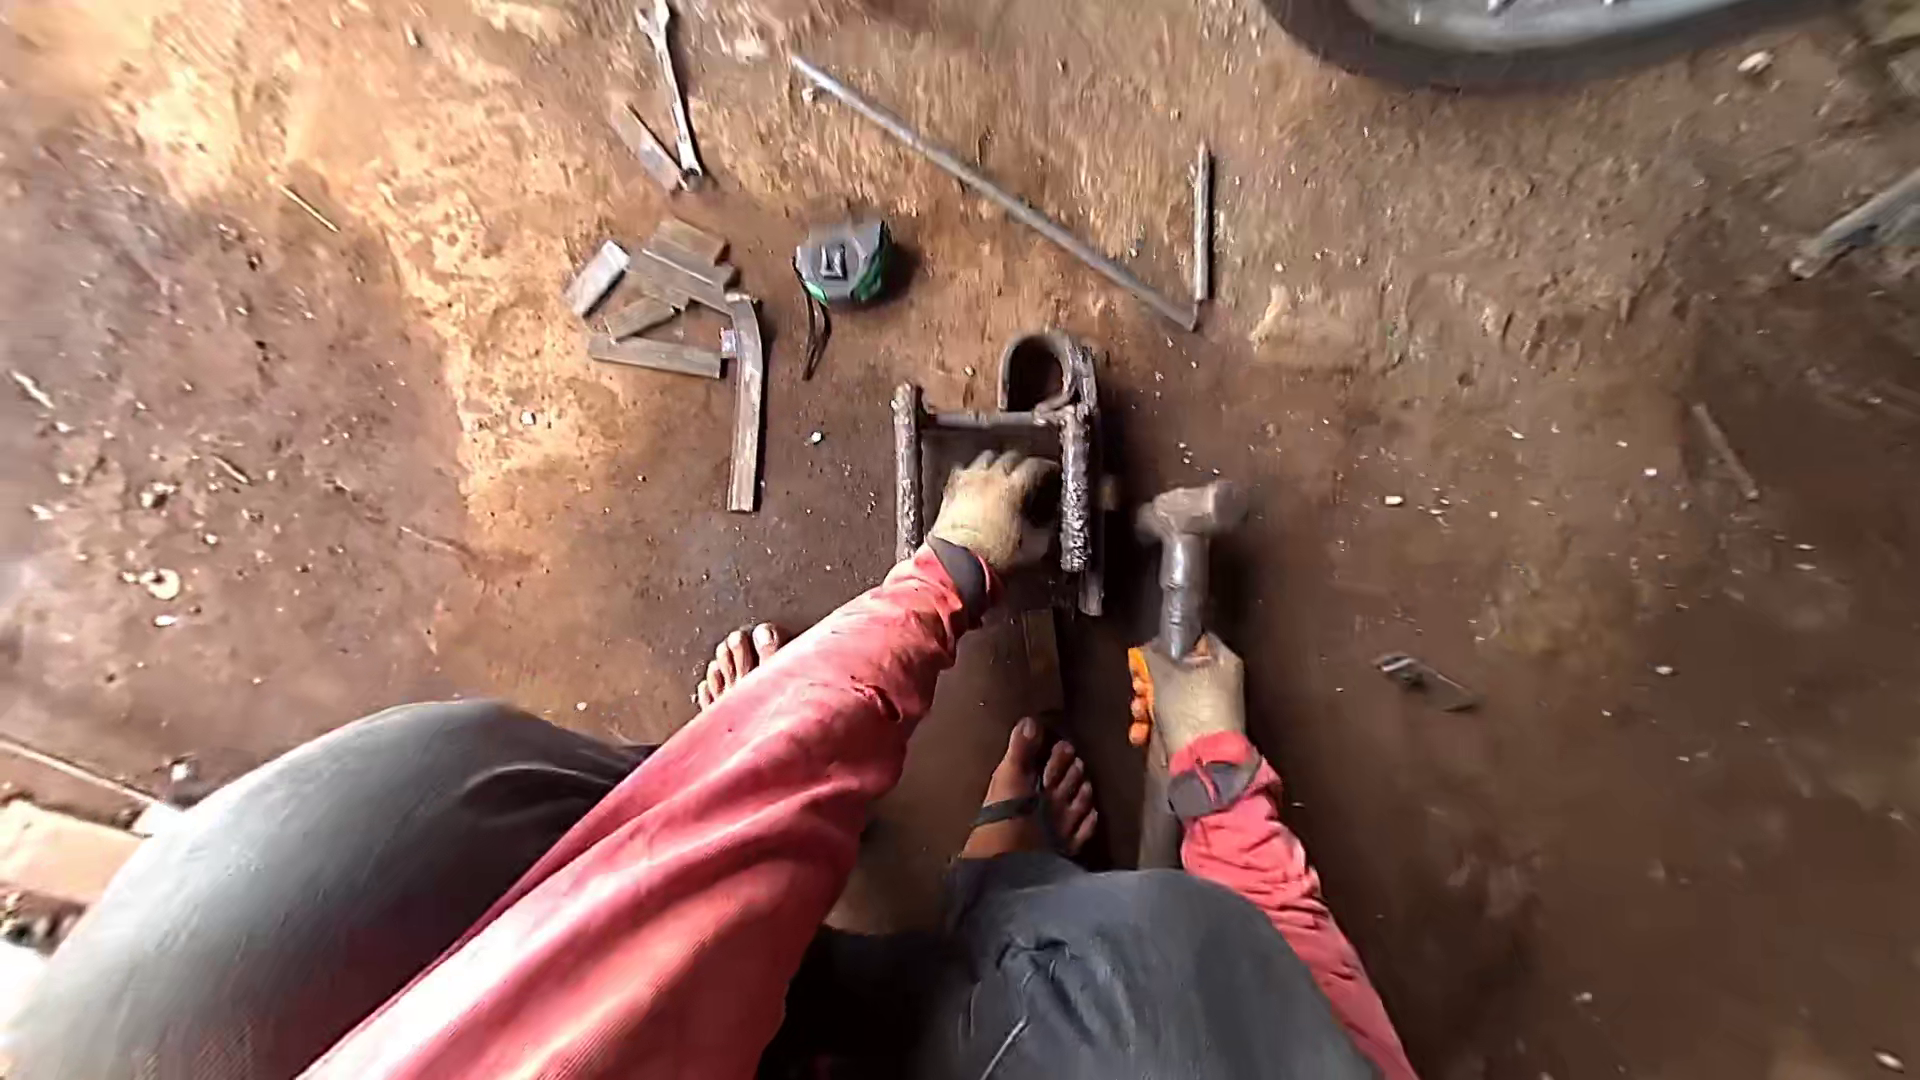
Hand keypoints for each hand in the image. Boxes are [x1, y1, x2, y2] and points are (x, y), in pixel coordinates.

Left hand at [928, 450, 1057, 572]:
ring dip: (997, 463)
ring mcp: (967, 482)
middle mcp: (990, 478)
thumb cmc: (994, 558)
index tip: (1052, 472)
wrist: (955, 565)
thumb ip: (1045, 530)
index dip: (1047, 467)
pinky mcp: (950, 492)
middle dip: (1022, 462)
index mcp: (1013, 488)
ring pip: (985, 459)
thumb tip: (1050, 522)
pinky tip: (976, 483)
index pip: (1035, 465)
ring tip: (1002, 473)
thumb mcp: (1032, 548)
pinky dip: (973, 473)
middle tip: (1028, 473)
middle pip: (1010, 457)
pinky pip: (962, 472)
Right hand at [1131, 633, 1245, 754]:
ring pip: (1166, 694)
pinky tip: (1142, 731)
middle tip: (1140, 686)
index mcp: (1222, 660)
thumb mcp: (1163, 671)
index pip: (1192, 638)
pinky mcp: (1195, 729)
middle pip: (1174, 668)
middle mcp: (1217, 682)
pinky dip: (1151, 723)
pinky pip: (1168, 717)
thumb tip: (1146, 650)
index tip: (1146, 654)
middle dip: (1148, 680)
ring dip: (1145, 703)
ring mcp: (1206, 707)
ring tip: (1139, 712)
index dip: (1166, 643)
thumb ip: (1150, 653)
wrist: (1201, 761)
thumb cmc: (1189, 708)